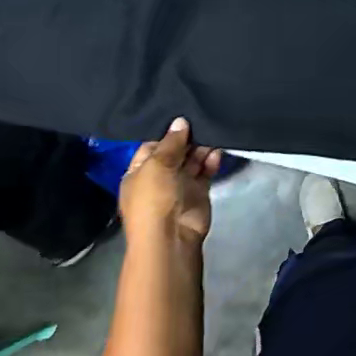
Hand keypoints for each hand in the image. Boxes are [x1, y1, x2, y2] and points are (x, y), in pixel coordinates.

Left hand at [120, 117, 221, 245]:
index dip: (166, 135)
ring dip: (201, 149)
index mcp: (138, 173)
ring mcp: (179, 186)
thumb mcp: (156, 165)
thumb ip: (171, 143)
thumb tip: (181, 121)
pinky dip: (211, 162)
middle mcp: (158, 178)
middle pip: (174, 153)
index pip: (151, 147)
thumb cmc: (153, 199)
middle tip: (201, 120)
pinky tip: (217, 152)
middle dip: (186, 140)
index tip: (182, 118)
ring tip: (212, 133)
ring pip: (191, 161)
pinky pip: (205, 172)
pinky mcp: (198, 193)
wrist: (171, 237)